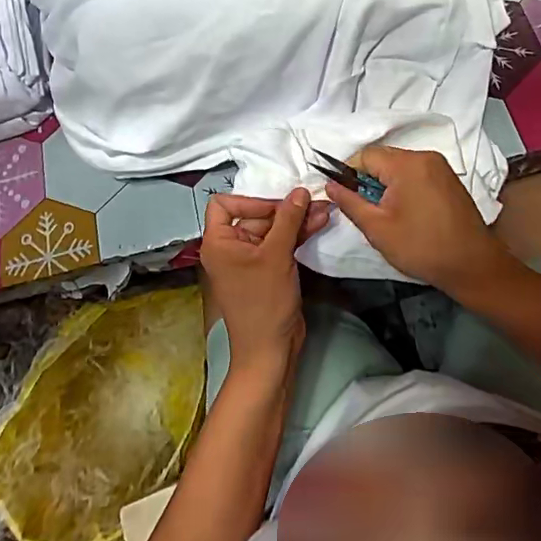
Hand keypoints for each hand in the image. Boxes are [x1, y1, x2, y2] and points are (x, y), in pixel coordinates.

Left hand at [200, 189, 329, 367]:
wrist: (269, 349)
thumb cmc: (264, 302)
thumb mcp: (276, 255)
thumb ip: (288, 219)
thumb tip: (299, 191)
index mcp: (217, 241)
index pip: (224, 204)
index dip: (250, 200)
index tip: (277, 206)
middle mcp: (229, 247)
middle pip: (254, 216)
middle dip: (284, 210)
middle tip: (314, 203)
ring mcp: (248, 260)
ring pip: (271, 230)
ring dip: (295, 221)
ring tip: (323, 211)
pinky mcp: (266, 270)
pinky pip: (278, 245)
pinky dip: (295, 236)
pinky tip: (317, 225)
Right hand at [323, 146, 511, 294]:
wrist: (473, 267)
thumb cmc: (421, 248)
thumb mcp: (376, 228)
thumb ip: (349, 201)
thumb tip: (329, 185)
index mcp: (407, 164)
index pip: (364, 156)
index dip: (349, 174)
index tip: (347, 198)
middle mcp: (425, 157)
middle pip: (382, 158)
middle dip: (368, 180)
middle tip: (367, 209)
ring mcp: (440, 167)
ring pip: (398, 166)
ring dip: (386, 184)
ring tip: (387, 213)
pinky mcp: (448, 179)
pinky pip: (415, 173)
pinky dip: (403, 186)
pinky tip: (405, 211)